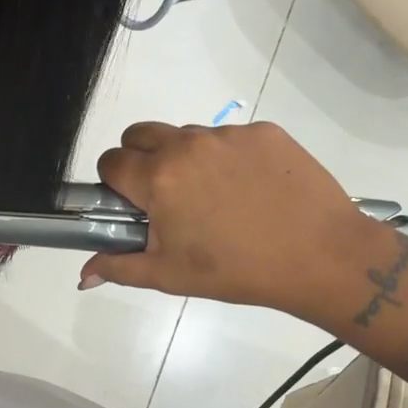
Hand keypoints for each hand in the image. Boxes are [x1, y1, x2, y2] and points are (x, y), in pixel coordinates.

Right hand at [79, 121, 377, 310]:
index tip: (133, 205)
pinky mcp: (264, 132)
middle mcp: (187, 145)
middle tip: (165, 195)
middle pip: (140, 134)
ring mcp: (228, 135)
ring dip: (185, 158)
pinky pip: (229, 137)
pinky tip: (250, 190)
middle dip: (140, 158)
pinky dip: (228, 158)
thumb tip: (83, 275)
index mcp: (158, 178)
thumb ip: (120, 267)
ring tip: (215, 197)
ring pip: (186, 135)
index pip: (111, 161)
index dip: (115, 183)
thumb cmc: (238, 271)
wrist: (324, 257)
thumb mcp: (171, 275)